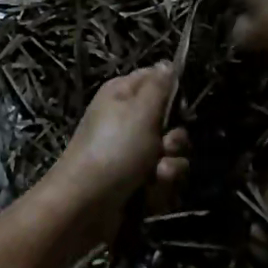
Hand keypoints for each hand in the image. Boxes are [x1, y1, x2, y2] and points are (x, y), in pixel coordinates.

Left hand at [42, 65, 189, 226]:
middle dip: (174, 139)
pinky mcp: (134, 181)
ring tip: (157, 176)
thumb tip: (168, 63)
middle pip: (169, 121)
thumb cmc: (114, 149)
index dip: (173, 93)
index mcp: (123, 93)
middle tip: (165, 147)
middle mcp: (127, 119)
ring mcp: (130, 152)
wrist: (85, 205)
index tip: (182, 107)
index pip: (157, 79)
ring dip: (170, 167)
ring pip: (169, 153)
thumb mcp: (141, 110)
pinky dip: (159, 187)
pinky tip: (150, 194)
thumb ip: (160, 86)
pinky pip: (161, 178)